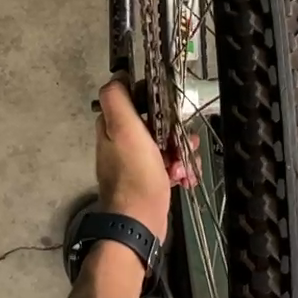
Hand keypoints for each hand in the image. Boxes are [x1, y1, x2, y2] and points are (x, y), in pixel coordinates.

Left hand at [94, 77, 191, 244]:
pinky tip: (184, 177)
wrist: (140, 223)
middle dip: (172, 130)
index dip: (151, 100)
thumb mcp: (123, 129)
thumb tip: (117, 75)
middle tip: (182, 140)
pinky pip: (168, 165)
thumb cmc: (135, 174)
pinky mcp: (148, 181)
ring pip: (164, 144)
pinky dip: (179, 169)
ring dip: (180, 151)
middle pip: (153, 123)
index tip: (167, 108)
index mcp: (112, 128)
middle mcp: (120, 143)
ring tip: (184, 163)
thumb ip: (117, 99)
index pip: (132, 101)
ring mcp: (134, 164)